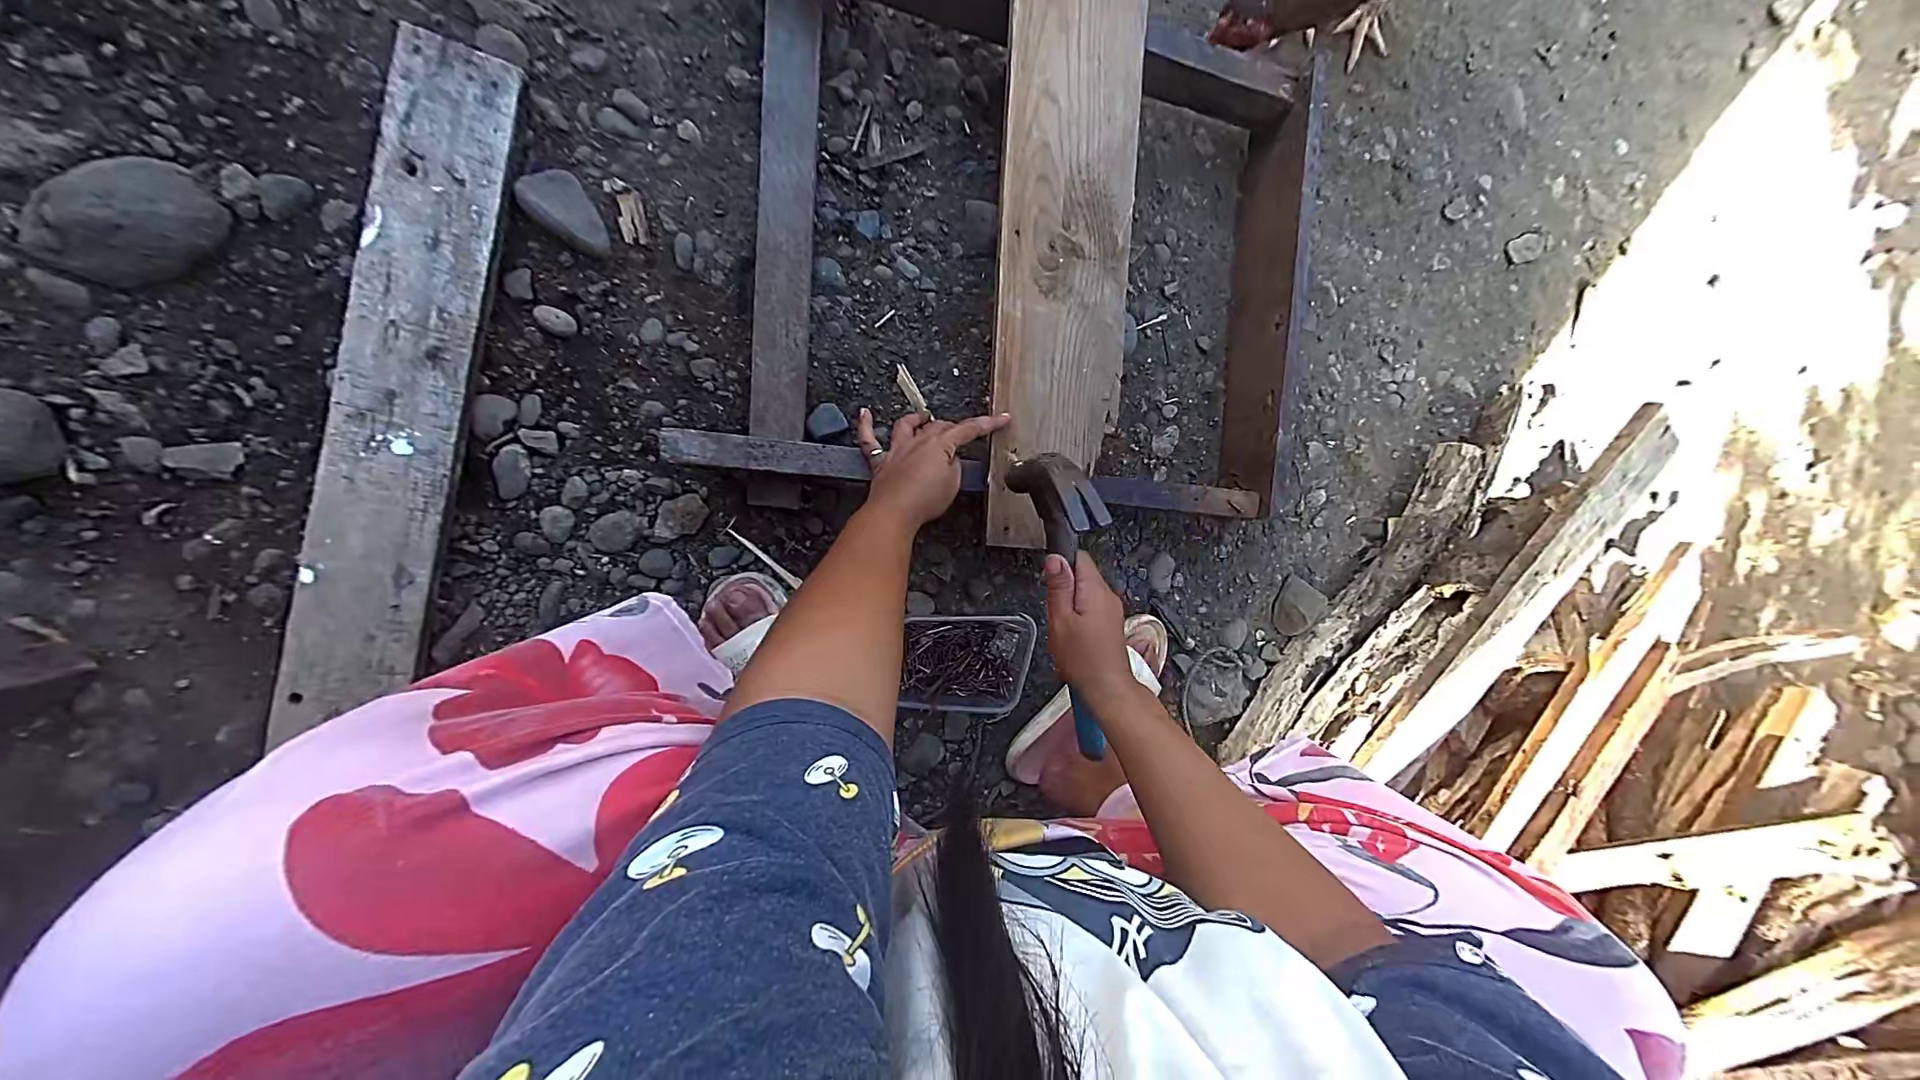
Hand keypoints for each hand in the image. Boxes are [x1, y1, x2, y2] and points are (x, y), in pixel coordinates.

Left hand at [856, 408, 1009, 528]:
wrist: (894, 513)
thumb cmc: (923, 501)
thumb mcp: (953, 484)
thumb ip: (954, 466)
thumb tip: (949, 460)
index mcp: (940, 444)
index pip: (969, 429)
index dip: (987, 423)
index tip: (1001, 419)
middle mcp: (917, 441)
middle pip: (938, 426)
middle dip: (952, 427)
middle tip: (963, 433)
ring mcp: (897, 450)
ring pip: (906, 425)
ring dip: (916, 419)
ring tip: (924, 416)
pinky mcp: (880, 463)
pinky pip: (869, 440)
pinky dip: (866, 424)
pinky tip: (865, 414)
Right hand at [1042, 551, 1132, 694]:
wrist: (1106, 689)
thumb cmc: (1084, 660)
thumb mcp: (1060, 620)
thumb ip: (1058, 587)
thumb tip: (1055, 559)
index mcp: (1095, 591)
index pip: (1078, 556)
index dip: (1060, 565)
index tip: (1051, 583)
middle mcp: (1108, 596)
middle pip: (1081, 575)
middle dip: (1064, 588)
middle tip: (1057, 611)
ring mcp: (1112, 610)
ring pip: (1085, 592)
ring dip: (1071, 604)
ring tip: (1065, 626)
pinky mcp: (1110, 622)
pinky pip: (1091, 607)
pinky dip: (1079, 615)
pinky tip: (1074, 634)